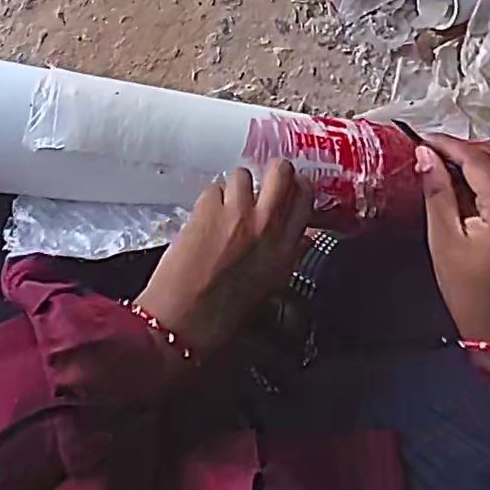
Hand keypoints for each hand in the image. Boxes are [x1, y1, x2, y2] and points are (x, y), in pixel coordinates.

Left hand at [134, 161, 313, 356]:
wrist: (183, 319)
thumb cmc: (225, 310)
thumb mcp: (271, 284)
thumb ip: (289, 254)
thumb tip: (303, 236)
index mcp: (286, 247)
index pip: (305, 197)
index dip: (297, 185)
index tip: (290, 186)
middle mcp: (266, 225)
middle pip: (281, 171)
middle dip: (273, 171)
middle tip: (262, 184)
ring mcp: (236, 214)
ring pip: (243, 174)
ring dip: (235, 187)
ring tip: (226, 207)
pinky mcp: (207, 210)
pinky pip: (213, 189)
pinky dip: (210, 201)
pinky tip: (205, 220)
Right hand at [416, 134, 489, 340]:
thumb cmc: (465, 286)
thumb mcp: (444, 238)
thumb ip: (437, 191)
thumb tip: (425, 153)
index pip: (480, 163)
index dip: (450, 145)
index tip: (423, 139)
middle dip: (464, 149)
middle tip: (432, 149)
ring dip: (481, 158)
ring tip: (449, 159)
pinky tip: (475, 177)